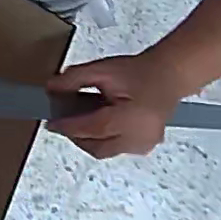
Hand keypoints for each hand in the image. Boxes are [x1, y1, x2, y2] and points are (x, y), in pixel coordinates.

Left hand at [45, 53, 193, 158]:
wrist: (169, 74)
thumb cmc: (140, 71)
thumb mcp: (103, 69)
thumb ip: (75, 78)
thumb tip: (52, 88)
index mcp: (132, 119)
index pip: (92, 129)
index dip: (68, 127)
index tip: (52, 123)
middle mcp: (140, 137)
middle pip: (97, 147)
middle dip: (76, 136)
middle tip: (61, 122)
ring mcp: (144, 145)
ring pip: (105, 150)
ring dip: (88, 138)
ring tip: (78, 119)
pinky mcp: (144, 147)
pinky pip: (115, 148)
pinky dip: (101, 139)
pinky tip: (96, 122)